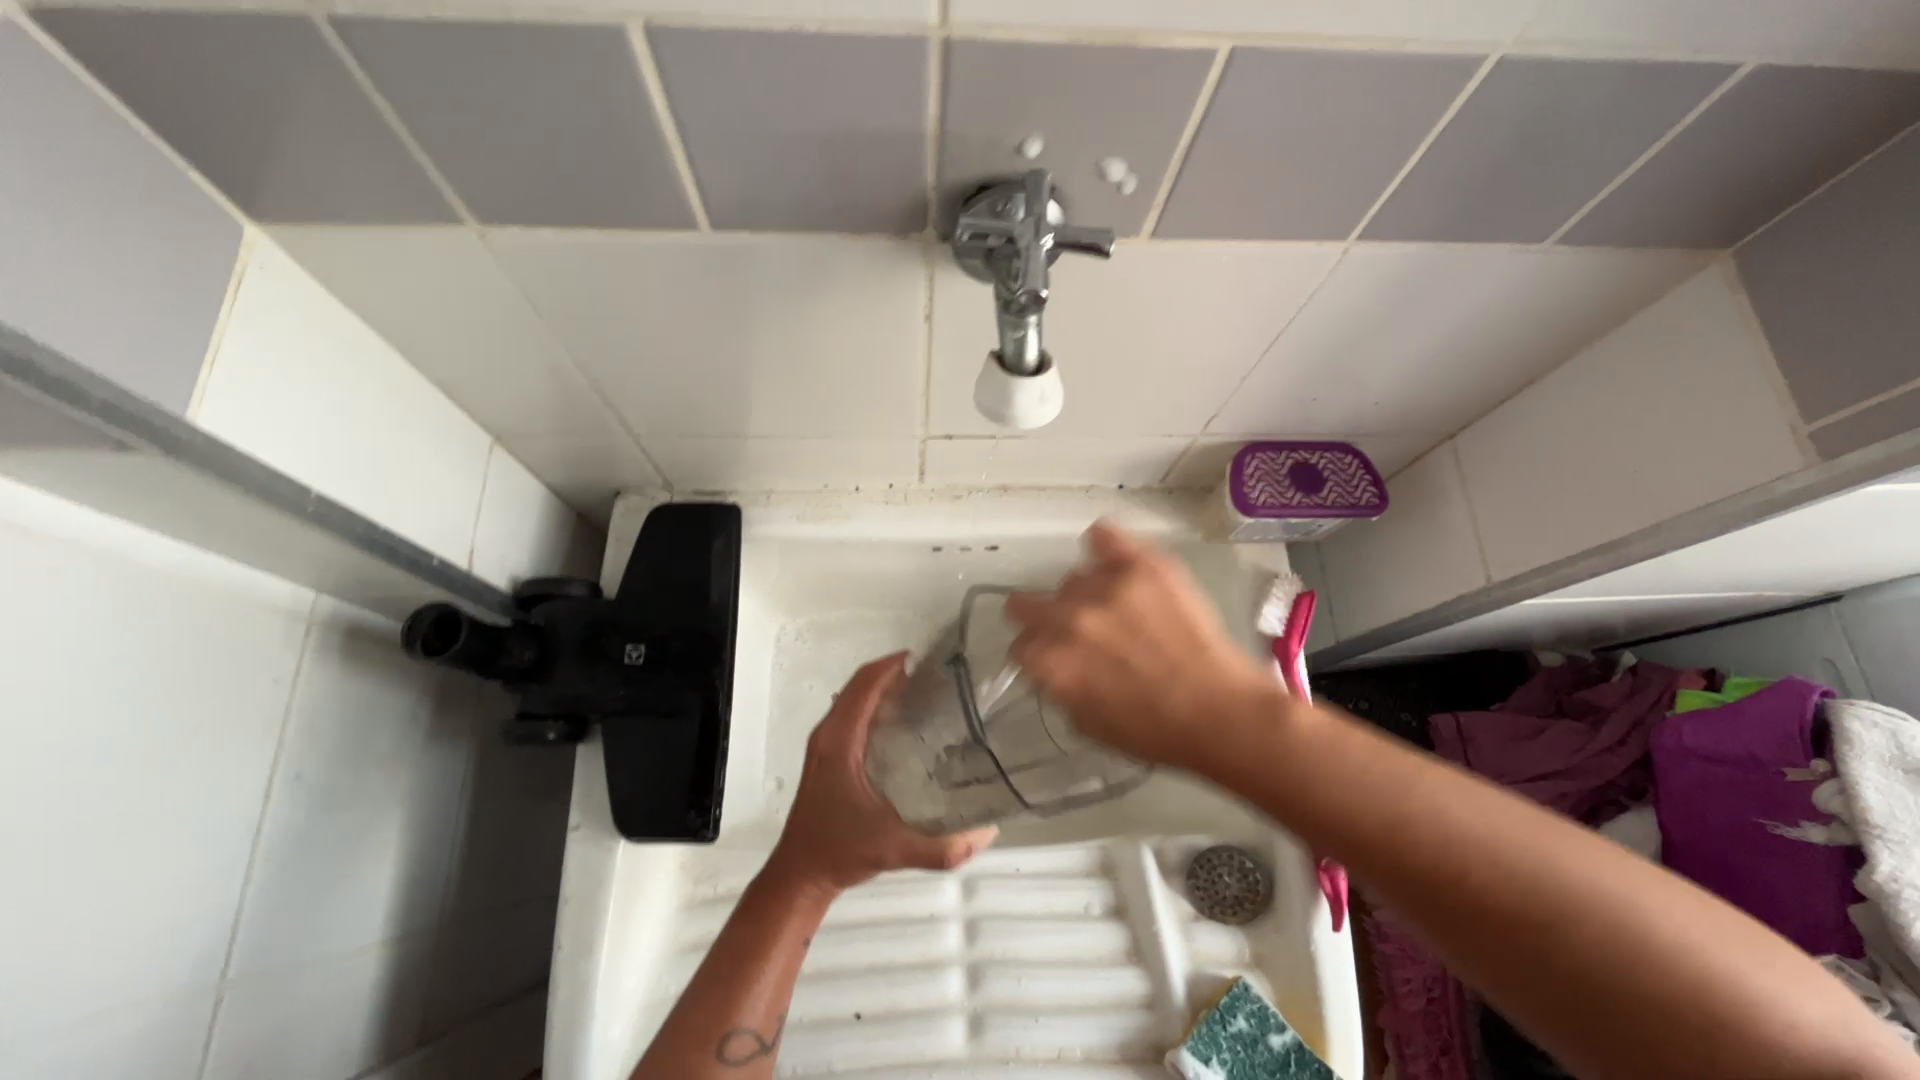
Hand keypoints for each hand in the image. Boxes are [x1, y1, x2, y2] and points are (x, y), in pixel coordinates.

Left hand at [766, 654, 998, 895]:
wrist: (800, 875)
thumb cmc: (840, 853)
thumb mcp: (895, 850)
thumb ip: (943, 848)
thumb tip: (987, 832)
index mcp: (839, 743)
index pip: (864, 687)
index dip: (891, 666)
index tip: (926, 660)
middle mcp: (828, 736)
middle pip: (858, 685)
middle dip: (893, 673)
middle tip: (934, 676)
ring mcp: (824, 746)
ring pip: (852, 699)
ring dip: (882, 688)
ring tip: (923, 693)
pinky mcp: (826, 757)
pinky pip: (849, 715)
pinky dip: (873, 705)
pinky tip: (902, 723)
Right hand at [1007, 521, 1281, 770]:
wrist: (1220, 712)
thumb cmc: (1153, 732)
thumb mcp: (1087, 723)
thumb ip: (1058, 686)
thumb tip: (1054, 663)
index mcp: (1051, 662)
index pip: (1021, 645)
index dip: (1037, 652)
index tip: (1054, 656)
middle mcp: (1068, 618)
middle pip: (1028, 602)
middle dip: (1044, 618)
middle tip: (1076, 631)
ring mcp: (1104, 586)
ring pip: (1073, 578)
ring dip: (1085, 594)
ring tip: (1117, 608)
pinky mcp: (1141, 565)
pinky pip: (1104, 535)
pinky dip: (1104, 545)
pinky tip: (1113, 558)